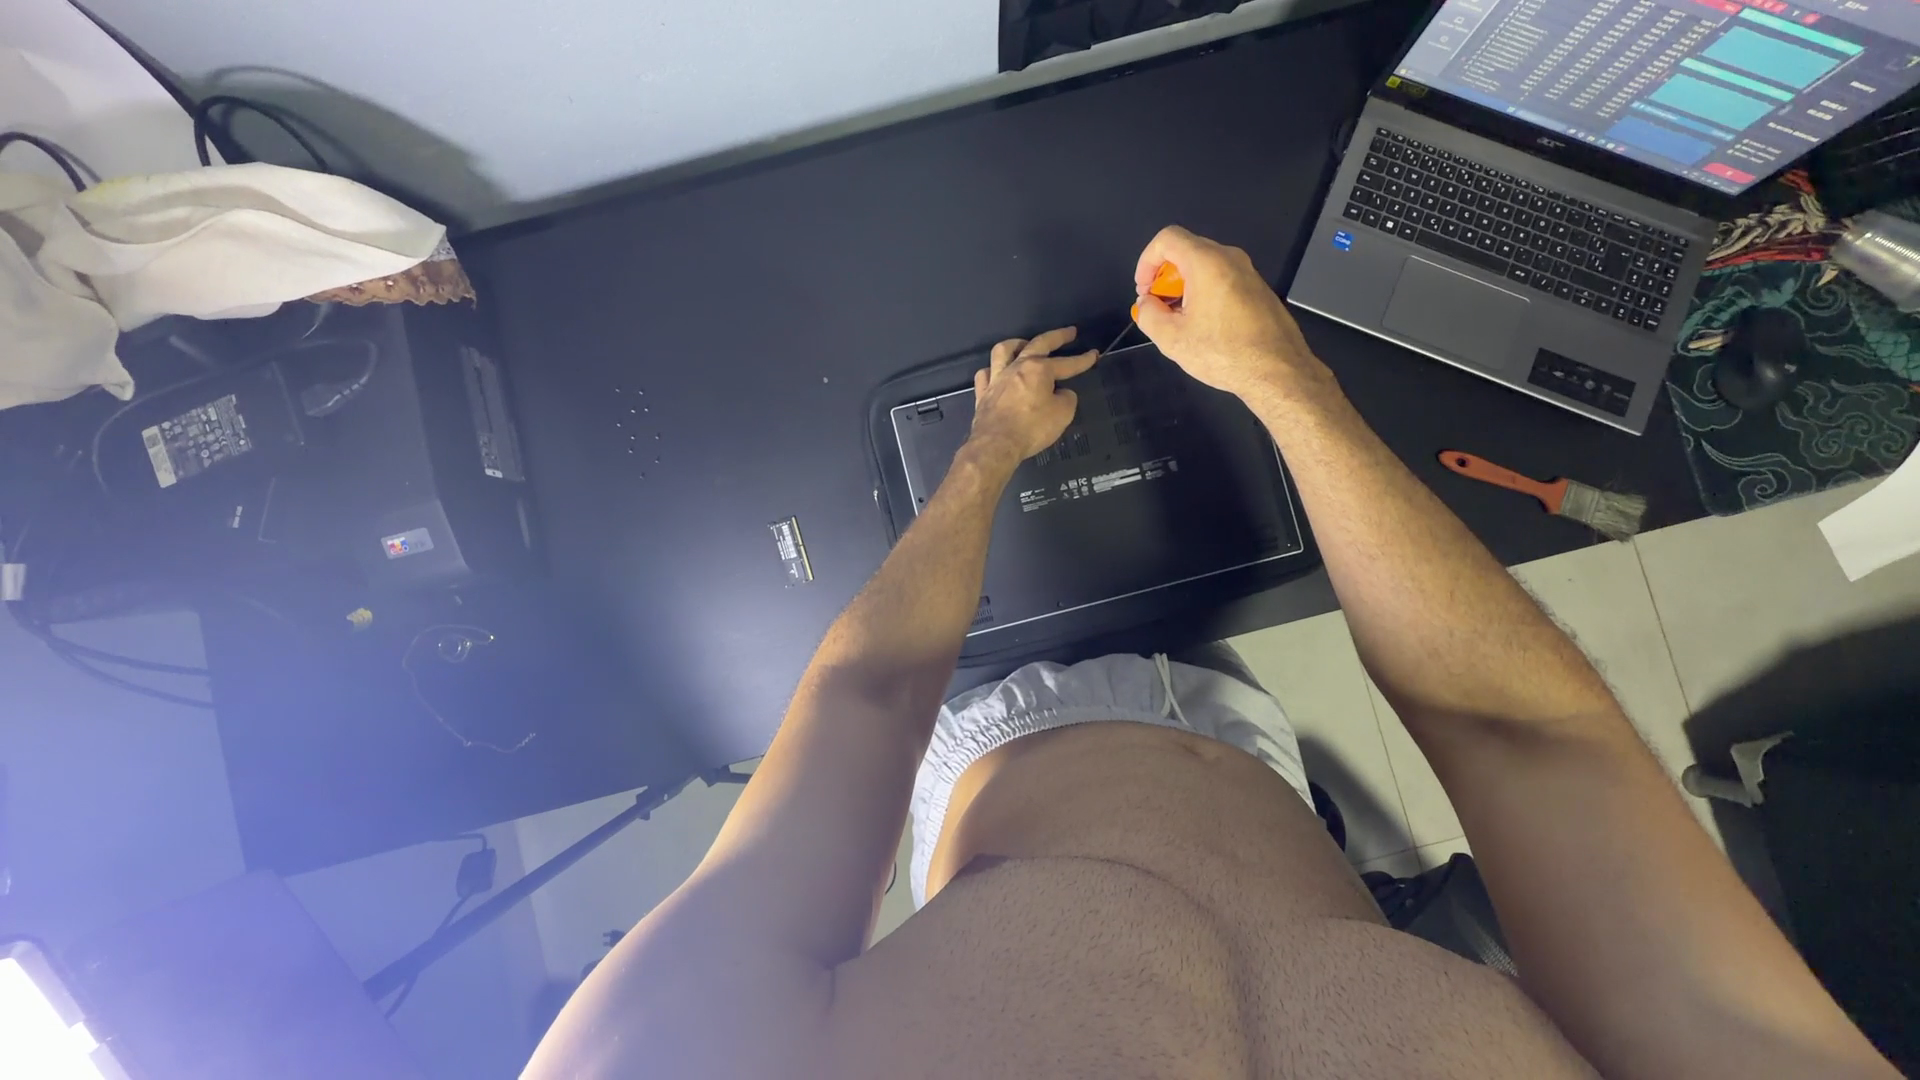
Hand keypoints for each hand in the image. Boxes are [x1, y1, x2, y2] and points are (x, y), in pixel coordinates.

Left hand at [966, 327, 1098, 465]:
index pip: (1066, 363)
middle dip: (1057, 337)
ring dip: (1016, 344)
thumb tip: (1061, 393)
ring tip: (1025, 345)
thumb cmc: (1032, 428)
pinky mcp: (982, 394)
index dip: (1082, 360)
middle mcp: (1016, 367)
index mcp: (1039, 369)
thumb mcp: (1063, 414)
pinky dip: (992, 371)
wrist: (997, 444)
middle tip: (1069, 333)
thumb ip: (1066, 399)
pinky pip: (985, 374)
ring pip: (1003, 350)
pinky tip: (997, 374)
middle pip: (1038, 344)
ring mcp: (996, 379)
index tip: (1094, 355)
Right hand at [1132, 226, 1334, 403]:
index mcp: (1207, 263)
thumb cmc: (1224, 353)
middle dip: (1164, 277)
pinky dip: (1204, 293)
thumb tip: (1146, 304)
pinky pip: (1222, 279)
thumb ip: (1149, 315)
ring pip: (1205, 266)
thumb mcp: (1172, 339)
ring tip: (1180, 322)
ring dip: (1184, 288)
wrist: (1278, 371)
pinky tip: (1205, 326)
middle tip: (1159, 309)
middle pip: (1186, 251)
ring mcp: (1248, 272)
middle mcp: (1230, 258)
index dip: (1146, 261)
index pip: (1167, 238)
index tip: (1144, 290)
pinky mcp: (1257, 288)